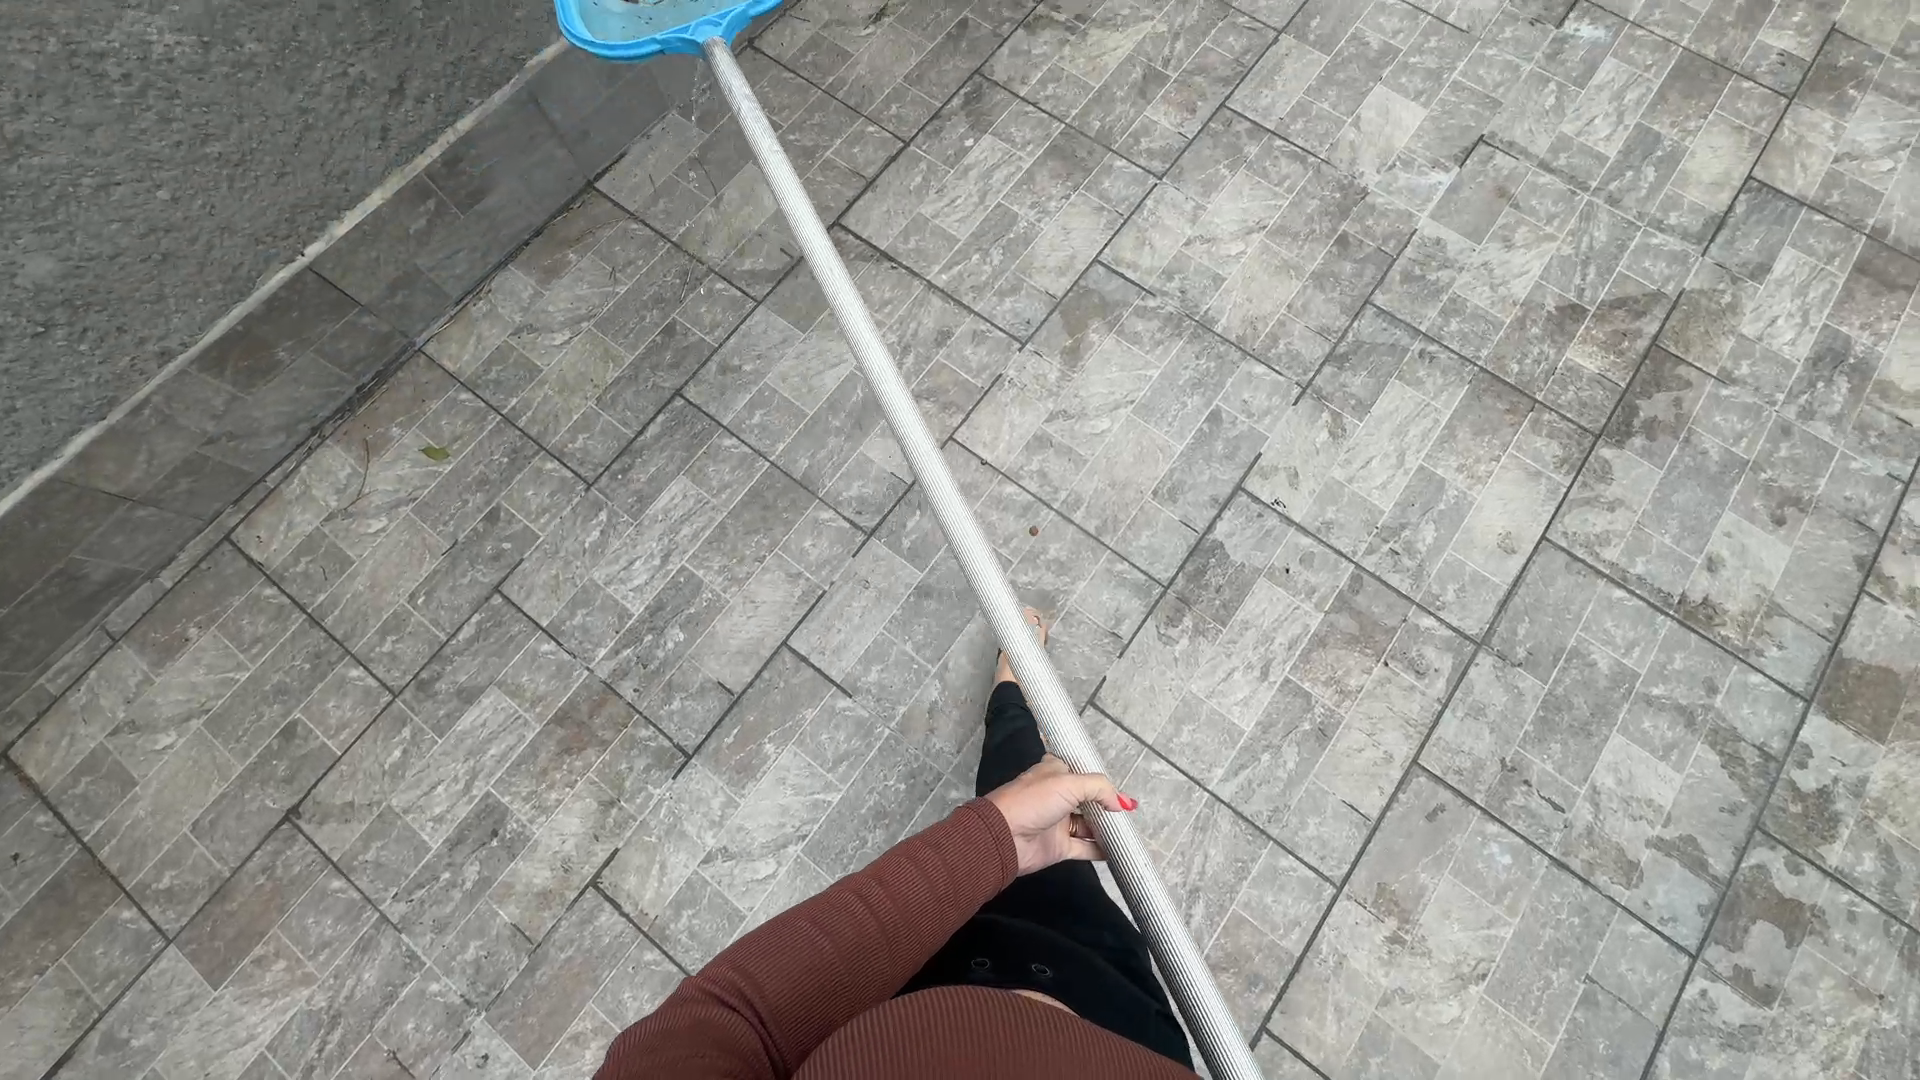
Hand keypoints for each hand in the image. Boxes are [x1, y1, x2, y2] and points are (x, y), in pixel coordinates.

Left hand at [984, 755, 1136, 875]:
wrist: (1005, 835)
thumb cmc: (1034, 800)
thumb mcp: (1069, 783)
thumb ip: (1099, 789)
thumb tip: (1123, 802)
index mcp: (1055, 772)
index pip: (1081, 771)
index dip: (1099, 779)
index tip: (1120, 786)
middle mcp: (1057, 795)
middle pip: (1087, 799)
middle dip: (1106, 804)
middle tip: (1130, 811)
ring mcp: (1058, 822)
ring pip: (1088, 824)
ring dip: (1106, 827)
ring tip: (1129, 830)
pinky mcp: (1059, 846)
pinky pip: (1085, 848)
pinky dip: (1100, 849)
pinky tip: (1119, 850)